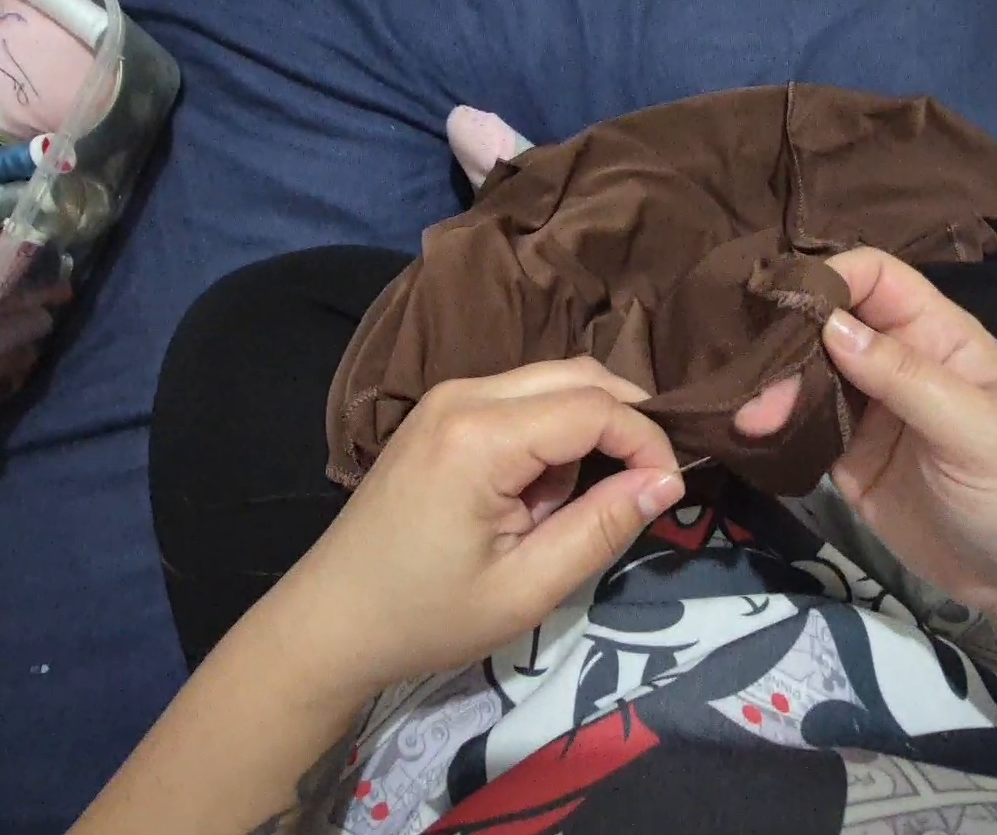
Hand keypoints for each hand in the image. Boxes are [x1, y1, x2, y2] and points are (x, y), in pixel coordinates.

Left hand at [269, 358, 685, 692]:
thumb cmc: (426, 616)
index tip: (669, 490)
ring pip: (552, 380)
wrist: (327, 622)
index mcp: (481, 435)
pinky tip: (534, 489)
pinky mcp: (442, 410)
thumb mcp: (526, 589)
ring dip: (585, 428)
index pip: (595, 407)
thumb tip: (667, 481)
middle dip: (625, 420)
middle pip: (578, 374)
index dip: (647, 441)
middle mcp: (464, 394)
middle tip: (644, 482)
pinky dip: (552, 431)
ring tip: (570, 501)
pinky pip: (522, 397)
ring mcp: (448, 395)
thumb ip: (602, 527)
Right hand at [751, 248, 996, 615]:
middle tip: (751, 375)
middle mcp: (896, 364)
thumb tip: (830, 326)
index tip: (783, 303)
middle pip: (829, 323)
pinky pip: (803, 426)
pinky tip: (748, 432)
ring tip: (748, 416)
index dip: (832, 278)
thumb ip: (907, 377)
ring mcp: (869, 411)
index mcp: (939, 338)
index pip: (877, 279)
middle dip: (787, 338)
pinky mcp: (847, 456)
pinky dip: (774, 425)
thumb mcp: (981, 432)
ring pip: (807, 373)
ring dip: (772, 386)